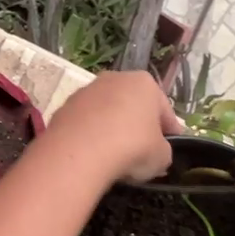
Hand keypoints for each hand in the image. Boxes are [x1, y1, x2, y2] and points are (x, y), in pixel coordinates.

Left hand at [43, 71, 182, 182]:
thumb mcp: (161, 156)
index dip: (170, 132)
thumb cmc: (131, 147)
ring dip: (111, 130)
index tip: (169, 150)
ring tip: (114, 157)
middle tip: (142, 154)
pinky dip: (90, 136)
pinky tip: (93, 155)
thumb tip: (157, 153)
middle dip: (137, 126)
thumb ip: (163, 150)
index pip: (164, 110)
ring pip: (106, 113)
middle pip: (133, 106)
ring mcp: (86, 91)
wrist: (79, 152)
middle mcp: (114, 78)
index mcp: (145, 83)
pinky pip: (85, 124)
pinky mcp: (64, 107)